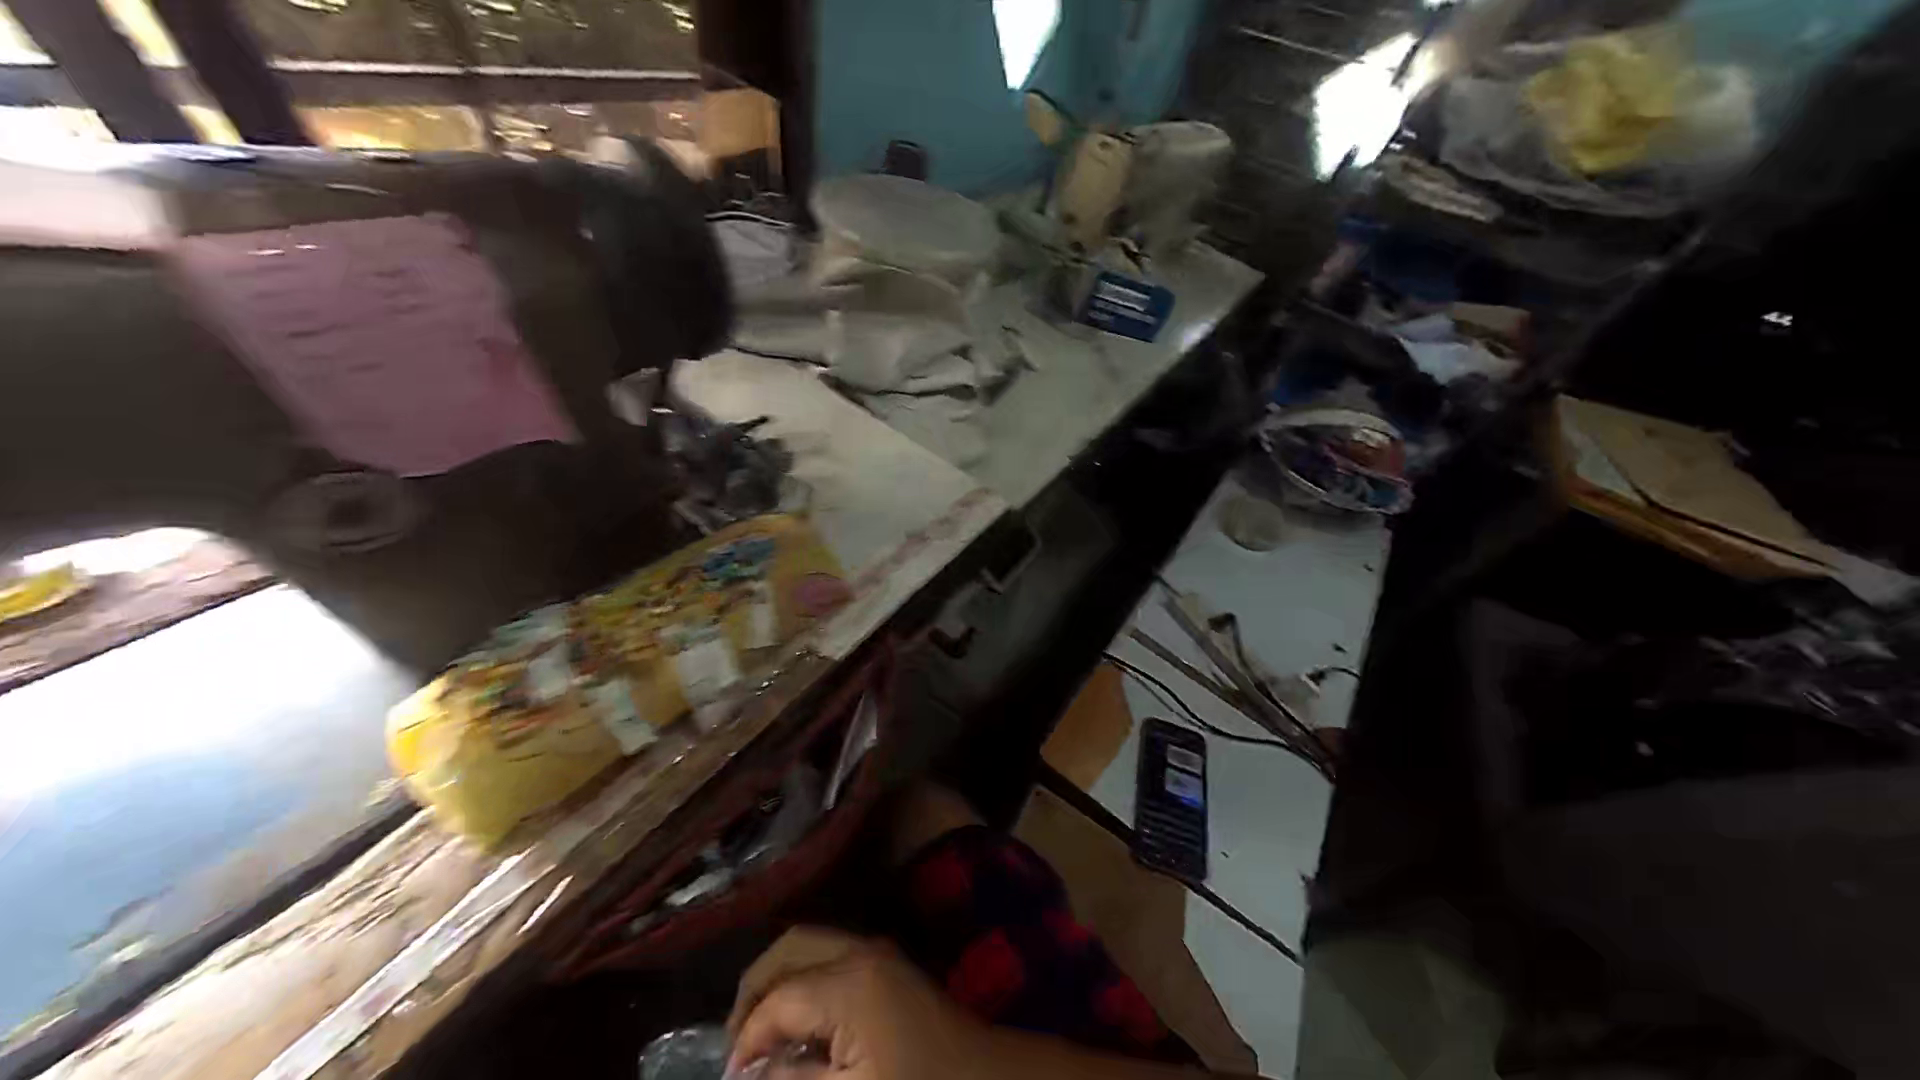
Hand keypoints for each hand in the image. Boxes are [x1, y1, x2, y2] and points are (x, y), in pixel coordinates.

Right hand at [726, 927, 984, 1079]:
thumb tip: (750, 1070)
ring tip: (758, 1032)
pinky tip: (796, 1020)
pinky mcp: (887, 965)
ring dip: (778, 980)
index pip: (778, 997)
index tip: (731, 1078)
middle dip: (755, 990)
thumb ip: (793, 1079)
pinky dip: (803, 978)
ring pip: (809, 946)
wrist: (985, 1079)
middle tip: (735, 1043)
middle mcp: (860, 950)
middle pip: (789, 949)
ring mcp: (877, 952)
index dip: (748, 1038)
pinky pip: (830, 957)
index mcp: (849, 980)